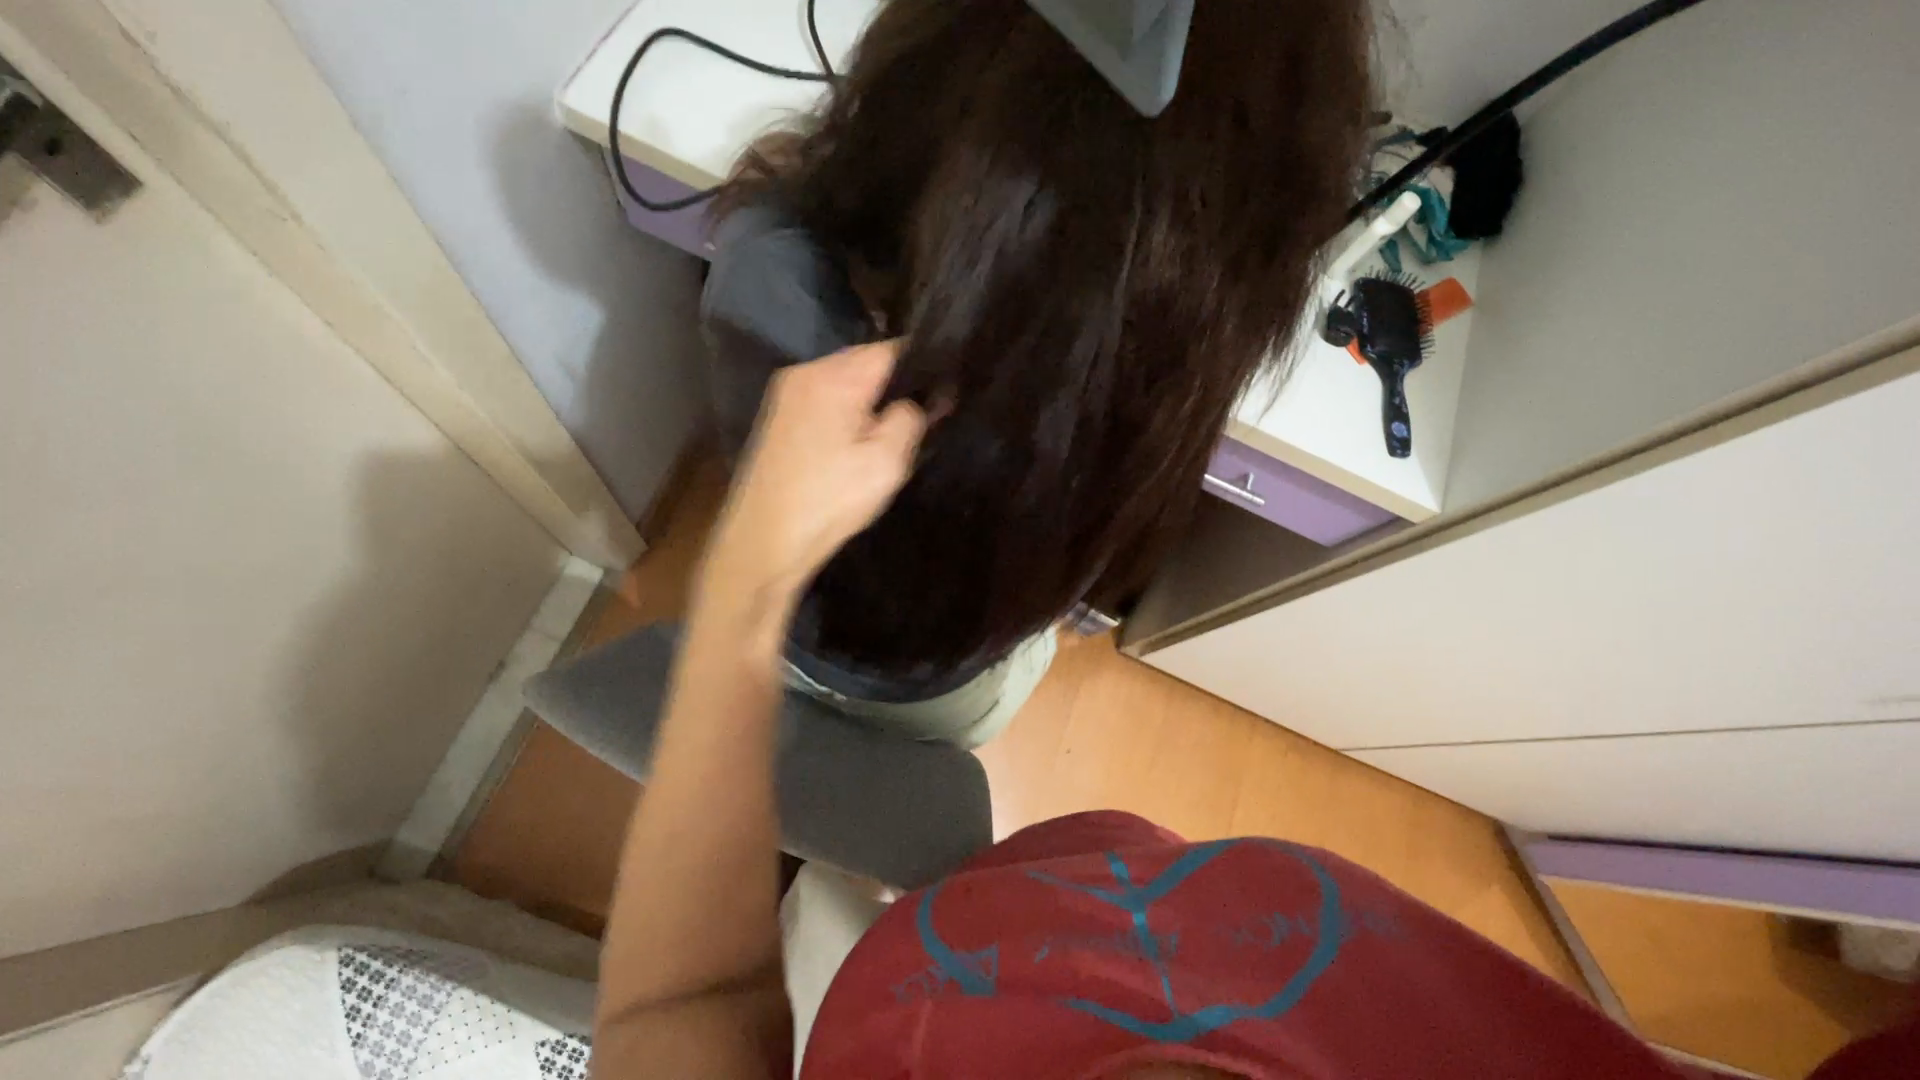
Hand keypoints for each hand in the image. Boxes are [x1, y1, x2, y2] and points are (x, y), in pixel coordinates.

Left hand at [696, 340, 928, 635]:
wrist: (764, 542)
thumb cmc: (829, 501)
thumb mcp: (887, 462)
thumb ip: (911, 418)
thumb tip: (924, 397)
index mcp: (833, 376)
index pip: (892, 348)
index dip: (925, 366)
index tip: (948, 390)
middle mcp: (805, 372)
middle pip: (866, 362)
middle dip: (896, 386)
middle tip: (926, 418)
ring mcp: (787, 394)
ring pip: (846, 382)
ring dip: (871, 402)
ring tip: (892, 434)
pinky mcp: (779, 418)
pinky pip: (827, 400)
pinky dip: (848, 413)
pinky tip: (858, 444)